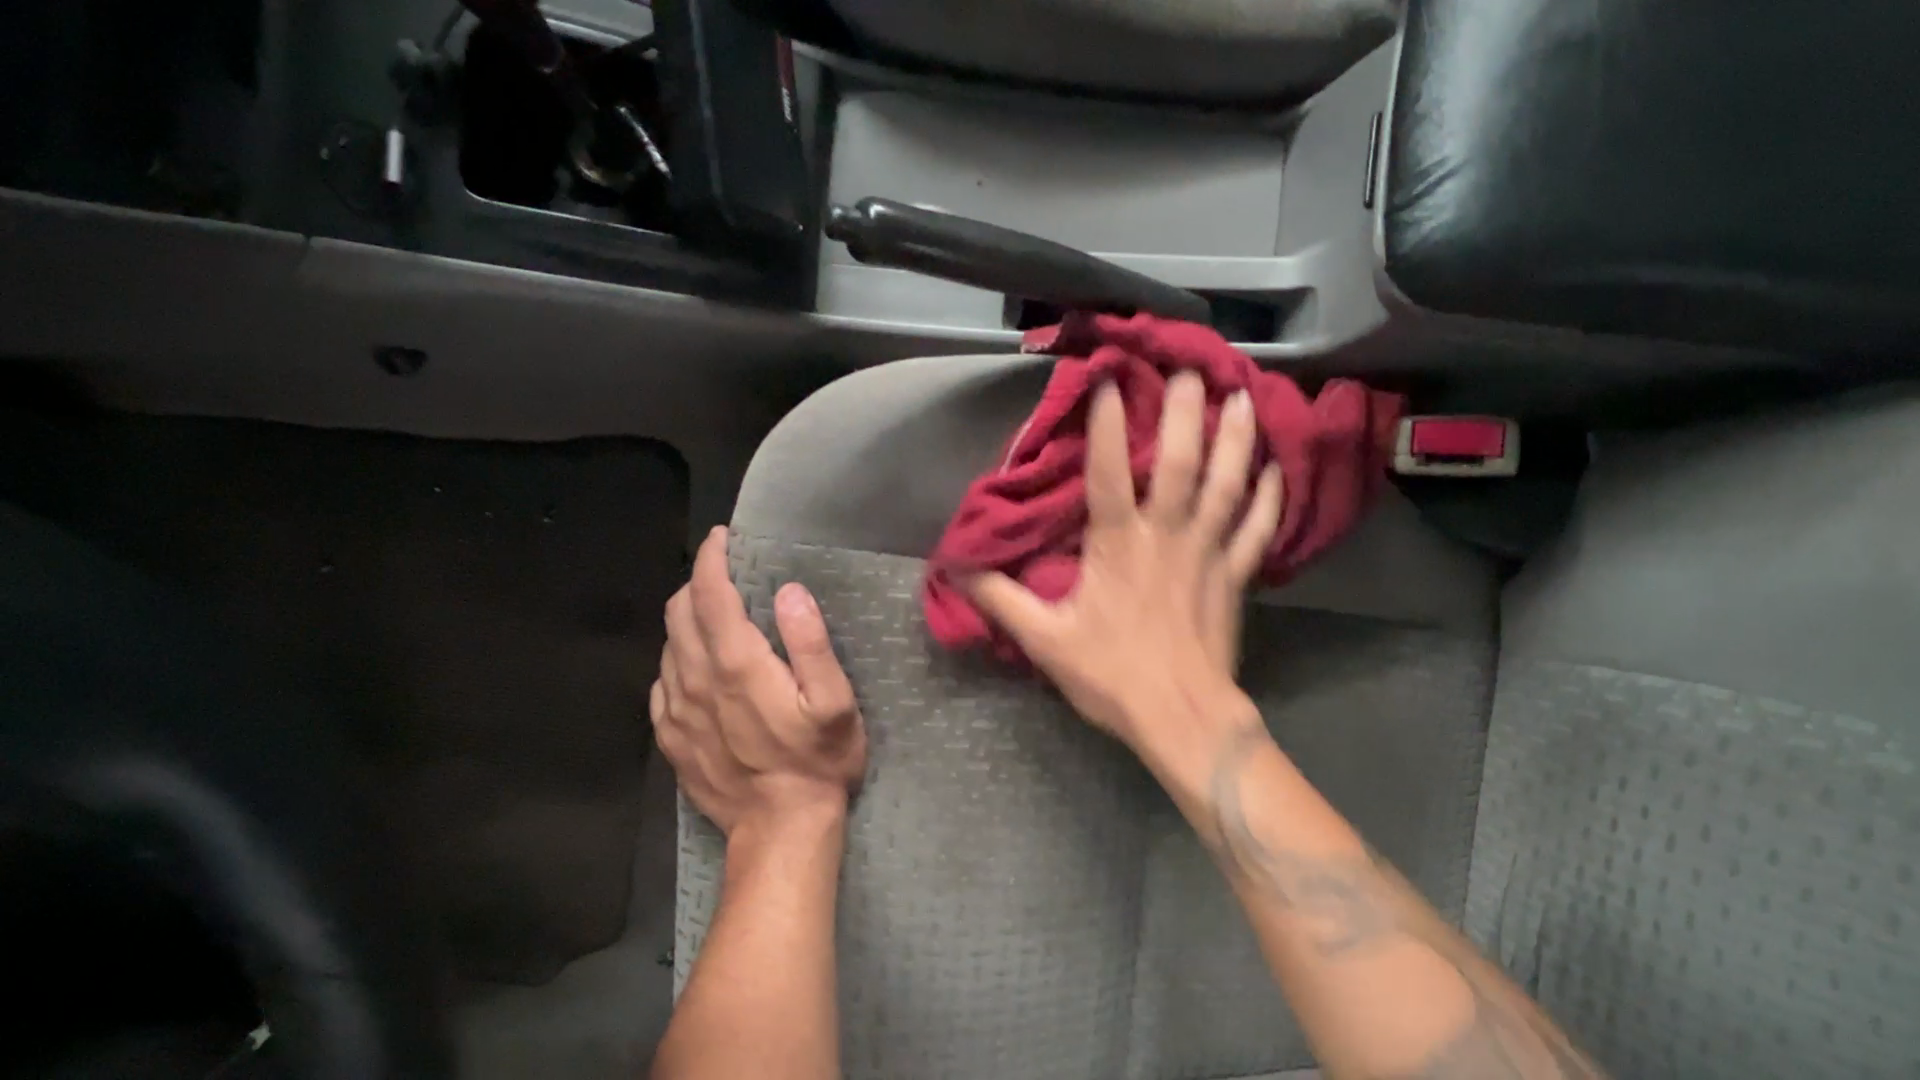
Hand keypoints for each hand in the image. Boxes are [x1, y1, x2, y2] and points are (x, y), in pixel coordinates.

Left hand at [652, 527, 866, 839]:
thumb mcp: (835, 702)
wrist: (779, 832)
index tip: (723, 539)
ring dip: (687, 622)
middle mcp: (695, 678)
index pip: (710, 592)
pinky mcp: (669, 736)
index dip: (712, 558)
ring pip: (667, 644)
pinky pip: (661, 682)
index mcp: (736, 663)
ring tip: (716, 622)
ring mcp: (675, 710)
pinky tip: (700, 671)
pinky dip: (677, 661)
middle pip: (679, 611)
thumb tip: (788, 592)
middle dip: (697, 584)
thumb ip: (810, 642)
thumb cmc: (817, 763)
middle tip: (726, 580)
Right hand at [965, 372, 1282, 751]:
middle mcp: (1165, 534)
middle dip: (1185, 411)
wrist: (1181, 717)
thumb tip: (956, 568)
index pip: (1107, 470)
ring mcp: (1207, 552)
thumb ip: (1000, 599)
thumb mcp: (1044, 639)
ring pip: (1227, 483)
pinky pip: (1257, 528)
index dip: (1106, 421)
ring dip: (1235, 438)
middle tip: (1192, 368)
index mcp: (1117, 543)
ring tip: (1241, 396)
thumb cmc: (1110, 675)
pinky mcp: (1235, 576)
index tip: (1108, 379)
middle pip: (1179, 461)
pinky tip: (1274, 469)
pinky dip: (1268, 497)